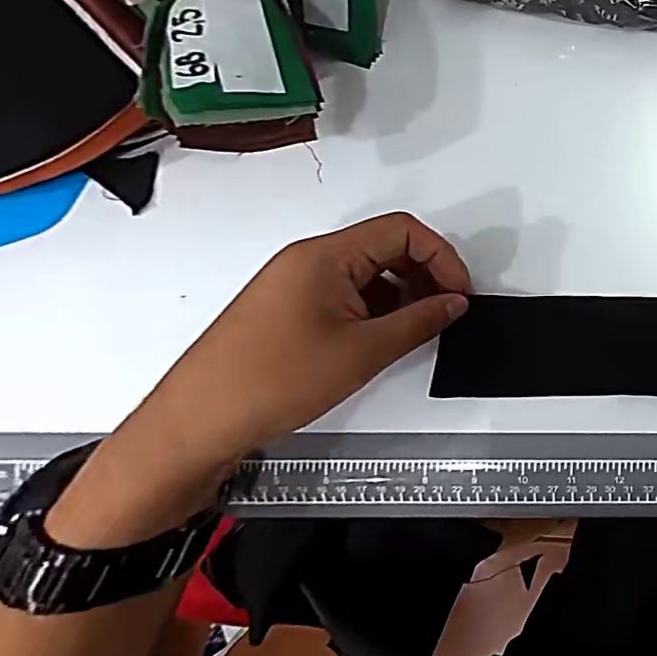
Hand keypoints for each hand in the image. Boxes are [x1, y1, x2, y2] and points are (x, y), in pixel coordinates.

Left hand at [47, 214, 469, 546]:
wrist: (196, 424)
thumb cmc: (267, 383)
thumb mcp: (364, 351)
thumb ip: (421, 321)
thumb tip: (454, 303)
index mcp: (324, 257)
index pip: (403, 232)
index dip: (442, 258)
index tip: (460, 291)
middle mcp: (309, 260)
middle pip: (388, 246)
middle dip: (427, 274)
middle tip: (448, 308)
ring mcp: (298, 282)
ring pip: (370, 271)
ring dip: (404, 293)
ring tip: (420, 328)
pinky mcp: (292, 305)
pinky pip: (350, 291)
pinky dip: (378, 307)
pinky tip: (387, 336)